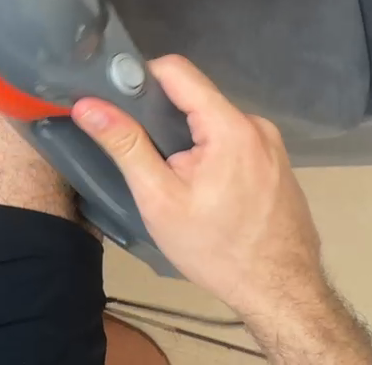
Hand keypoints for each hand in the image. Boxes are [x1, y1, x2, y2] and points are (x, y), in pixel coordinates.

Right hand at [72, 55, 326, 320]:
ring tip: (168, 170)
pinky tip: (201, 185)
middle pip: (193, 94)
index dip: (142, 77)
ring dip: (185, 133)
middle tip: (140, 146)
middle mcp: (257, 127)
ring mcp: (271, 146)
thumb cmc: (217, 249)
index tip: (119, 102)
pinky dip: (208, 148)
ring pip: (210, 117)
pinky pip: (231, 137)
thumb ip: (124, 144)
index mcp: (231, 127)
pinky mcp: (277, 164)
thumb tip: (86, 104)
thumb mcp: (159, 198)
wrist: (285, 301)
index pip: (177, 70)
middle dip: (161, 112)